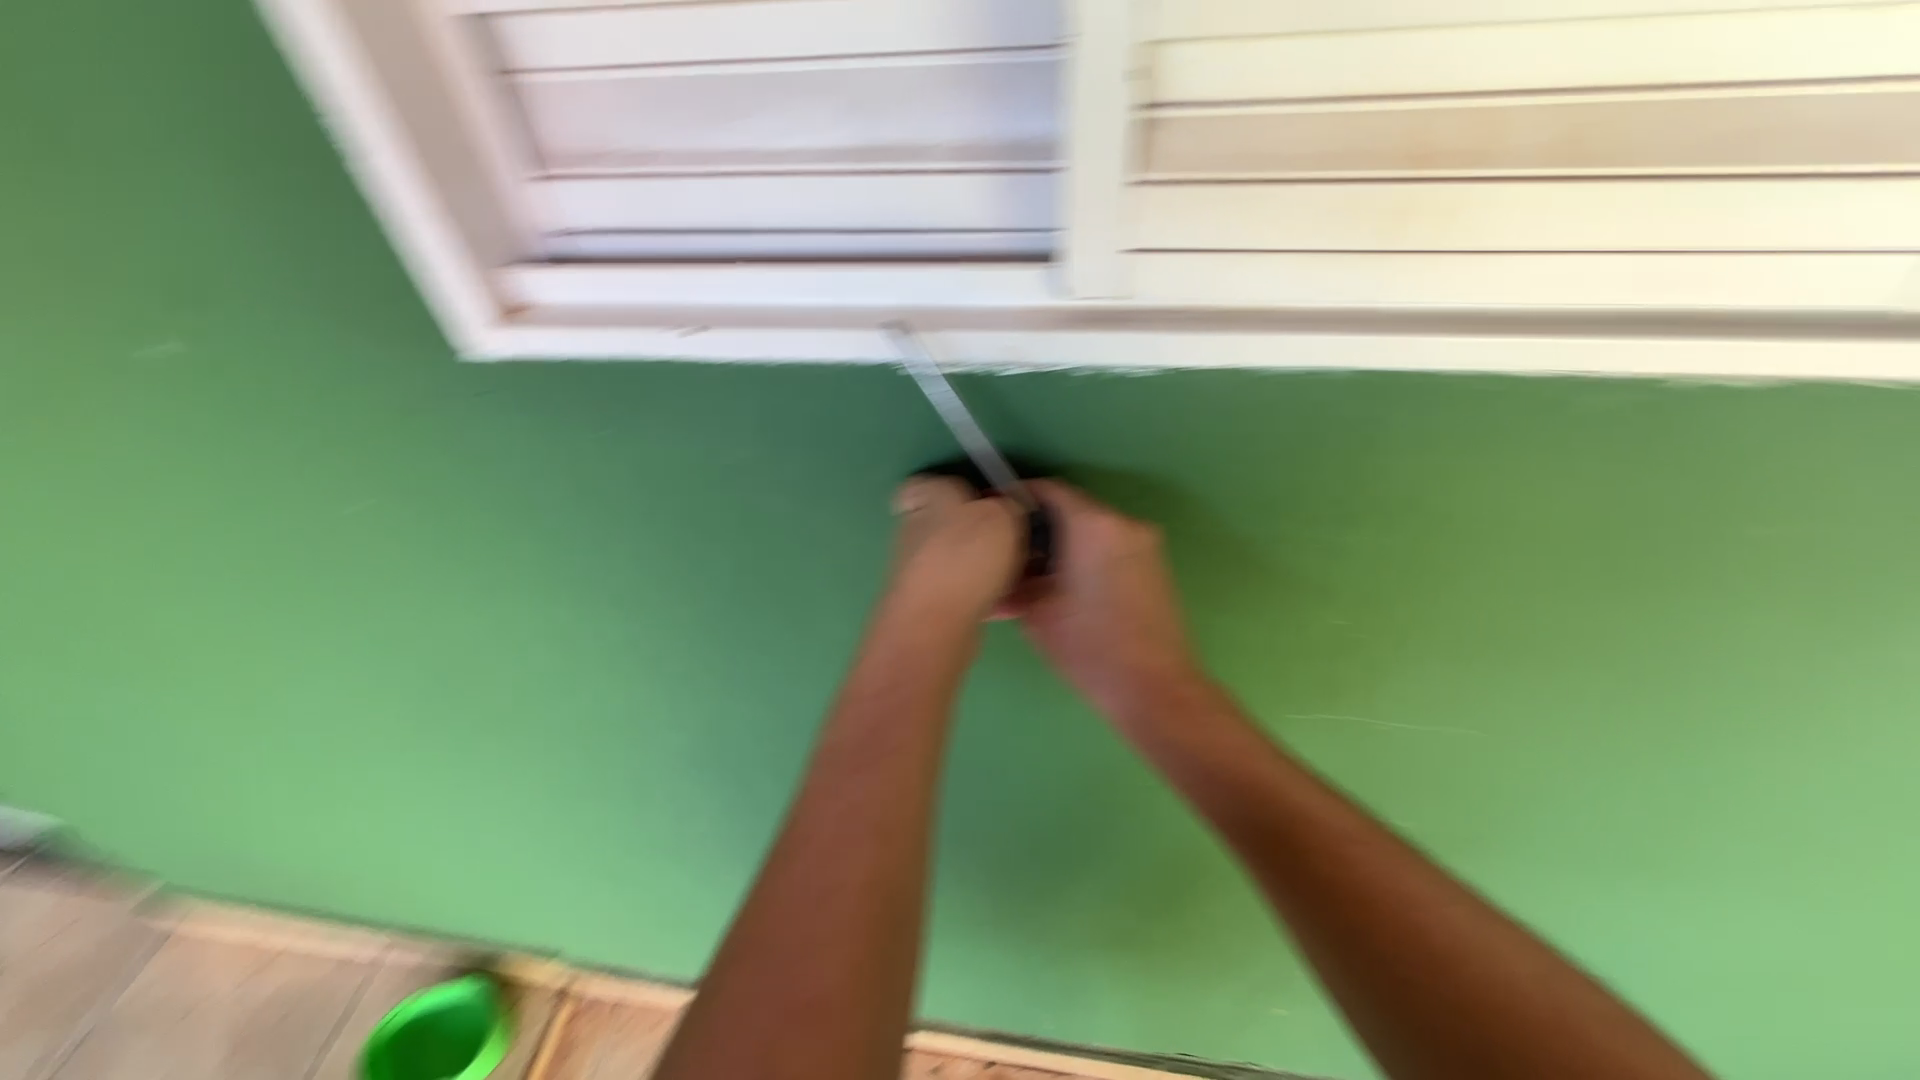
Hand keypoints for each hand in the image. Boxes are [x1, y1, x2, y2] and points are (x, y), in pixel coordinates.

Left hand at [887, 476, 1023, 621]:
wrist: (935, 622)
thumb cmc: (967, 557)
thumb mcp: (1003, 517)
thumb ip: (1008, 507)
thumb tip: (1007, 508)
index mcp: (930, 497)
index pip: (926, 483)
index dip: (948, 488)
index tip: (973, 498)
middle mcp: (915, 529)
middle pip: (944, 522)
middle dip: (972, 531)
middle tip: (1007, 542)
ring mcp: (915, 569)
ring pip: (952, 560)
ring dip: (979, 567)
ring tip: (1013, 577)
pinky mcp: (923, 603)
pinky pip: (958, 592)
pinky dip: (979, 597)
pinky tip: (1004, 606)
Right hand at [1014, 481, 1203, 721]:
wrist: (1154, 688)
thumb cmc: (1090, 646)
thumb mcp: (1037, 612)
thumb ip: (1014, 581)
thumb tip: (996, 572)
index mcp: (1094, 524)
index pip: (1048, 490)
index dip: (1016, 497)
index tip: (992, 515)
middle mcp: (1123, 523)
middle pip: (1071, 509)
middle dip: (1036, 526)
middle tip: (1005, 551)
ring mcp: (1144, 544)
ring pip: (1091, 530)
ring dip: (1060, 544)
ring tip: (1028, 574)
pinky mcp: (1153, 566)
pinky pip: (1109, 547)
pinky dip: (1083, 556)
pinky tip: (1060, 586)